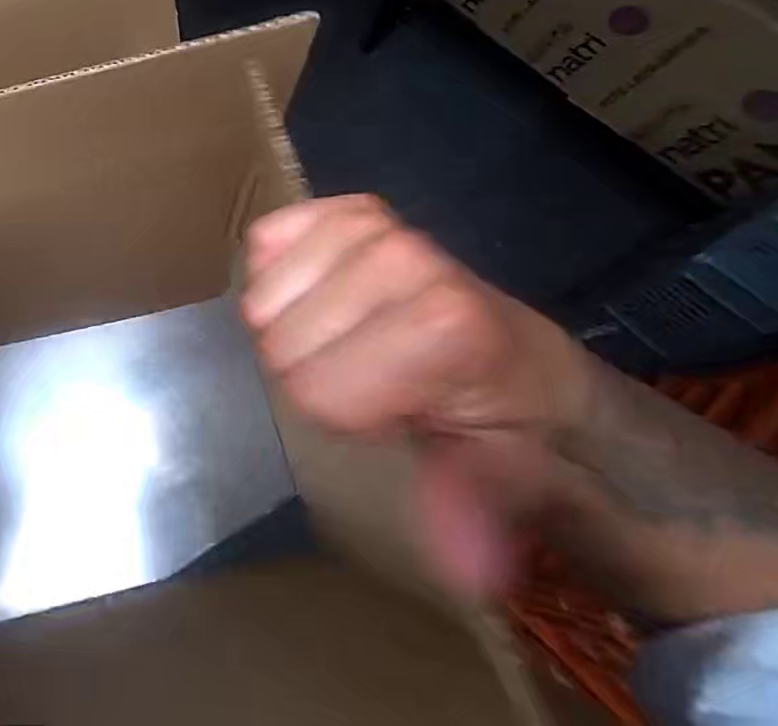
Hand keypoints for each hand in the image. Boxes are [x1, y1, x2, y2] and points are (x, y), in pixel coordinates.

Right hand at [241, 195, 592, 596]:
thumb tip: (470, 573)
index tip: (386, 410)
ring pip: (263, 293)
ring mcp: (375, 222)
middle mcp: (407, 260)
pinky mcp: (346, 204)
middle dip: (312, 368)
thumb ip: (467, 509)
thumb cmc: (493, 415)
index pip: (314, 389)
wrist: (513, 353)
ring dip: (293, 322)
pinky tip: (317, 288)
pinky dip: (278, 271)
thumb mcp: (489, 474)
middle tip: (366, 369)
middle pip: (280, 342)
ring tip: (348, 331)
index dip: (339, 412)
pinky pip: (266, 239)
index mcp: (443, 327)